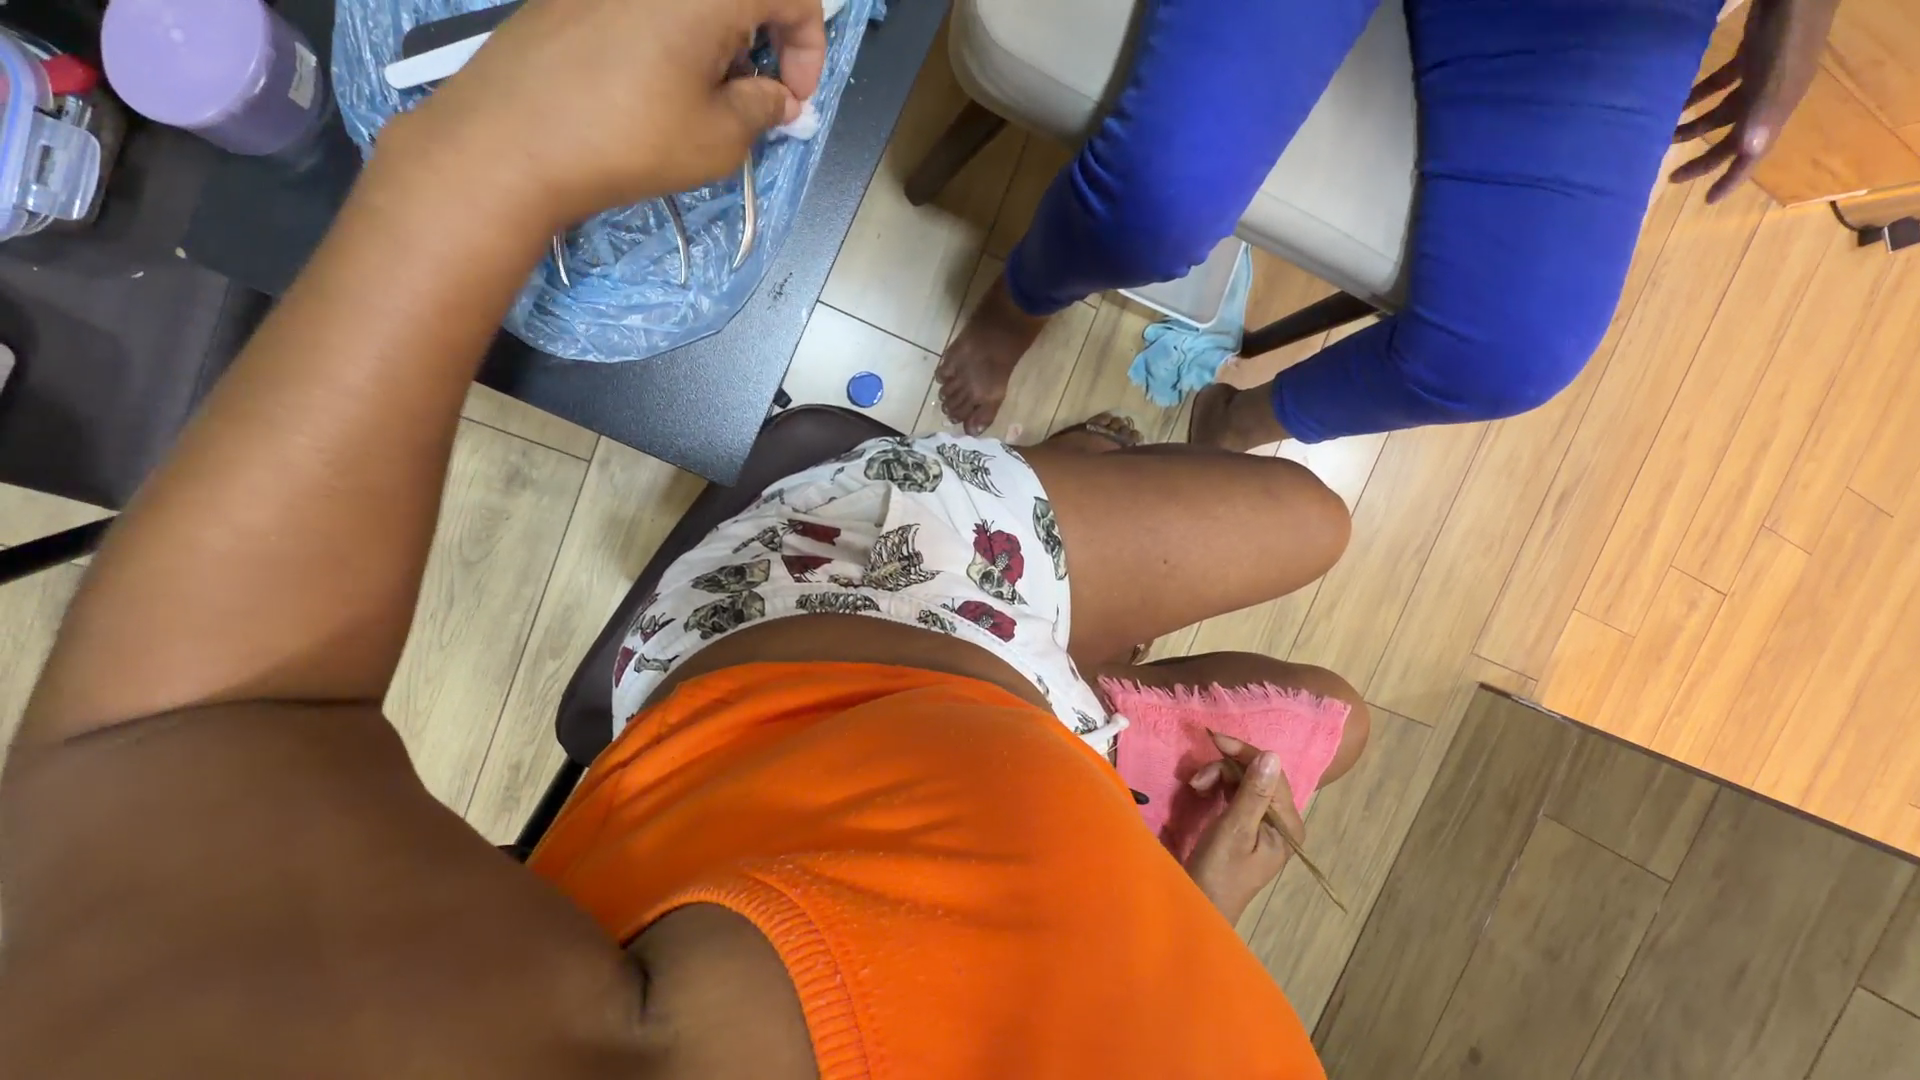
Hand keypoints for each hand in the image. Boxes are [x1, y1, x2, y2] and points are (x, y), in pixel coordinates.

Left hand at [393, 0, 827, 229]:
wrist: (514, 139)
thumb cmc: (631, 139)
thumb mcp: (720, 138)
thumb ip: (763, 108)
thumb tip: (778, 98)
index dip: (808, 47)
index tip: (794, 98)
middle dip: (764, 41)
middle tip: (756, 98)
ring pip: (693, 4)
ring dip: (719, 40)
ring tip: (705, 98)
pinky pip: (648, 5)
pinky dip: (674, 34)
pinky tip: (657, 83)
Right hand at [1183, 731, 1306, 923]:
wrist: (1200, 906)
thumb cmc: (1218, 872)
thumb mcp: (1234, 830)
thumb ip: (1253, 792)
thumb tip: (1272, 755)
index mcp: (1288, 825)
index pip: (1272, 774)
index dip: (1244, 753)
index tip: (1213, 738)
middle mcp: (1282, 822)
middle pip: (1257, 776)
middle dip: (1226, 769)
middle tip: (1196, 780)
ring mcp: (1264, 825)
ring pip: (1244, 782)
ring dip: (1218, 778)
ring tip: (1196, 788)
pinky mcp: (1246, 827)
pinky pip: (1236, 795)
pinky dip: (1218, 788)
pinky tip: (1202, 792)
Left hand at [1671, 0, 1839, 201]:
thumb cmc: (1784, 37)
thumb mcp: (1771, 80)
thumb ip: (1760, 114)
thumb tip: (1748, 152)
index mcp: (1775, 109)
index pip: (1752, 154)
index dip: (1731, 178)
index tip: (1708, 200)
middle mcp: (1769, 96)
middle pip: (1734, 138)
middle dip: (1704, 159)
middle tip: (1671, 176)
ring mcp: (1762, 75)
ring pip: (1724, 111)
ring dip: (1695, 126)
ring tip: (1664, 137)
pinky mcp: (1751, 55)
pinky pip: (1722, 83)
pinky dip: (1699, 95)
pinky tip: (1676, 102)